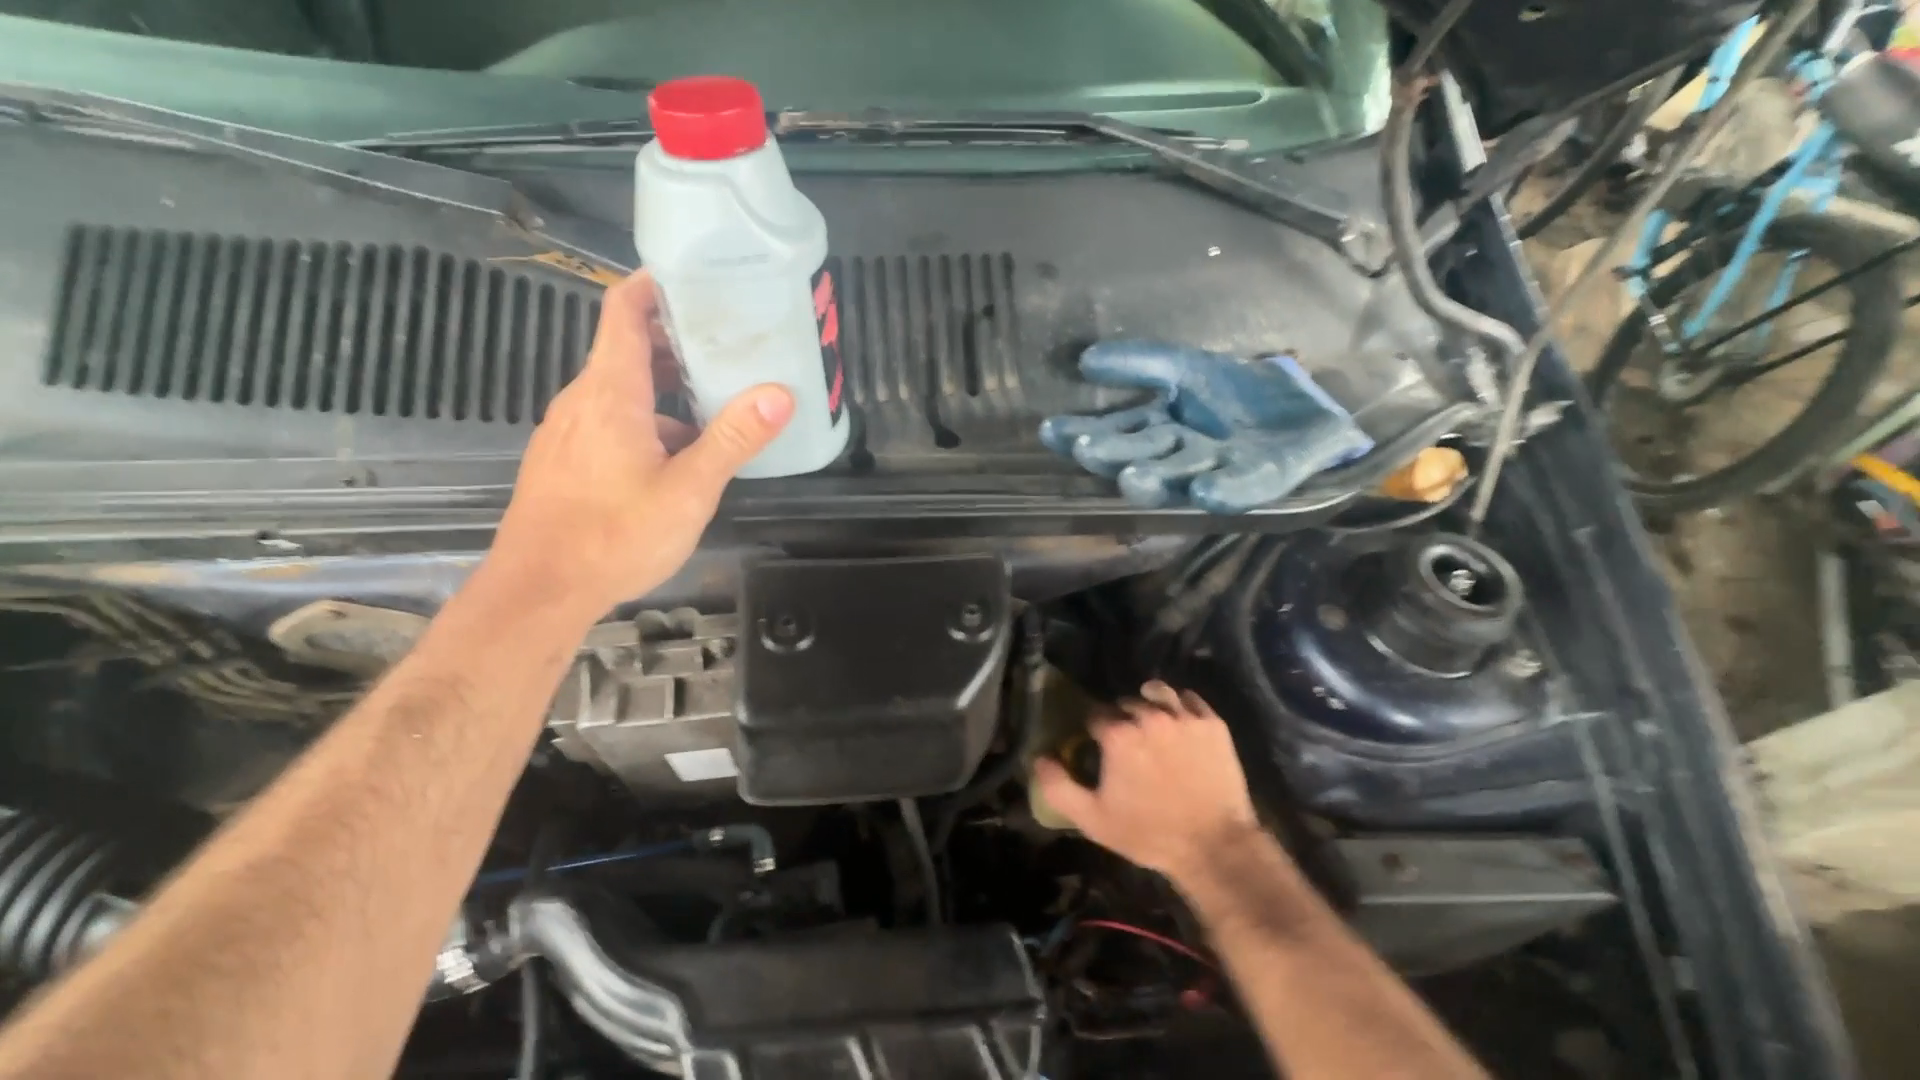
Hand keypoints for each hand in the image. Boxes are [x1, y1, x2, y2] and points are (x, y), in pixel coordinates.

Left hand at [488, 270, 793, 615]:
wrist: (539, 589)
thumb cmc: (614, 535)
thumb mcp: (688, 491)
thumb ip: (733, 439)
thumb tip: (780, 394)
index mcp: (612, 392)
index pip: (625, 310)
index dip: (656, 284)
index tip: (696, 276)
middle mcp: (583, 399)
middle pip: (628, 347)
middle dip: (678, 340)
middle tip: (730, 343)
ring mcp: (569, 430)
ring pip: (621, 390)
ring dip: (666, 387)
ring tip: (716, 400)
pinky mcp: (564, 459)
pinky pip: (608, 420)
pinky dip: (645, 419)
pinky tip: (677, 457)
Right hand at [1035, 681, 1260, 882]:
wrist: (1214, 846)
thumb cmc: (1149, 834)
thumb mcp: (1093, 819)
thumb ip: (1059, 787)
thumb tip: (1039, 758)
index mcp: (1118, 735)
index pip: (1096, 715)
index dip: (1094, 731)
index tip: (1099, 748)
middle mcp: (1150, 716)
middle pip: (1126, 704)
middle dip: (1122, 719)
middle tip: (1127, 745)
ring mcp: (1185, 717)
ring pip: (1158, 693)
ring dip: (1149, 703)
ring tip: (1151, 722)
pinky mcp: (1213, 724)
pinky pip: (1191, 699)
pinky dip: (1181, 705)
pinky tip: (1179, 721)